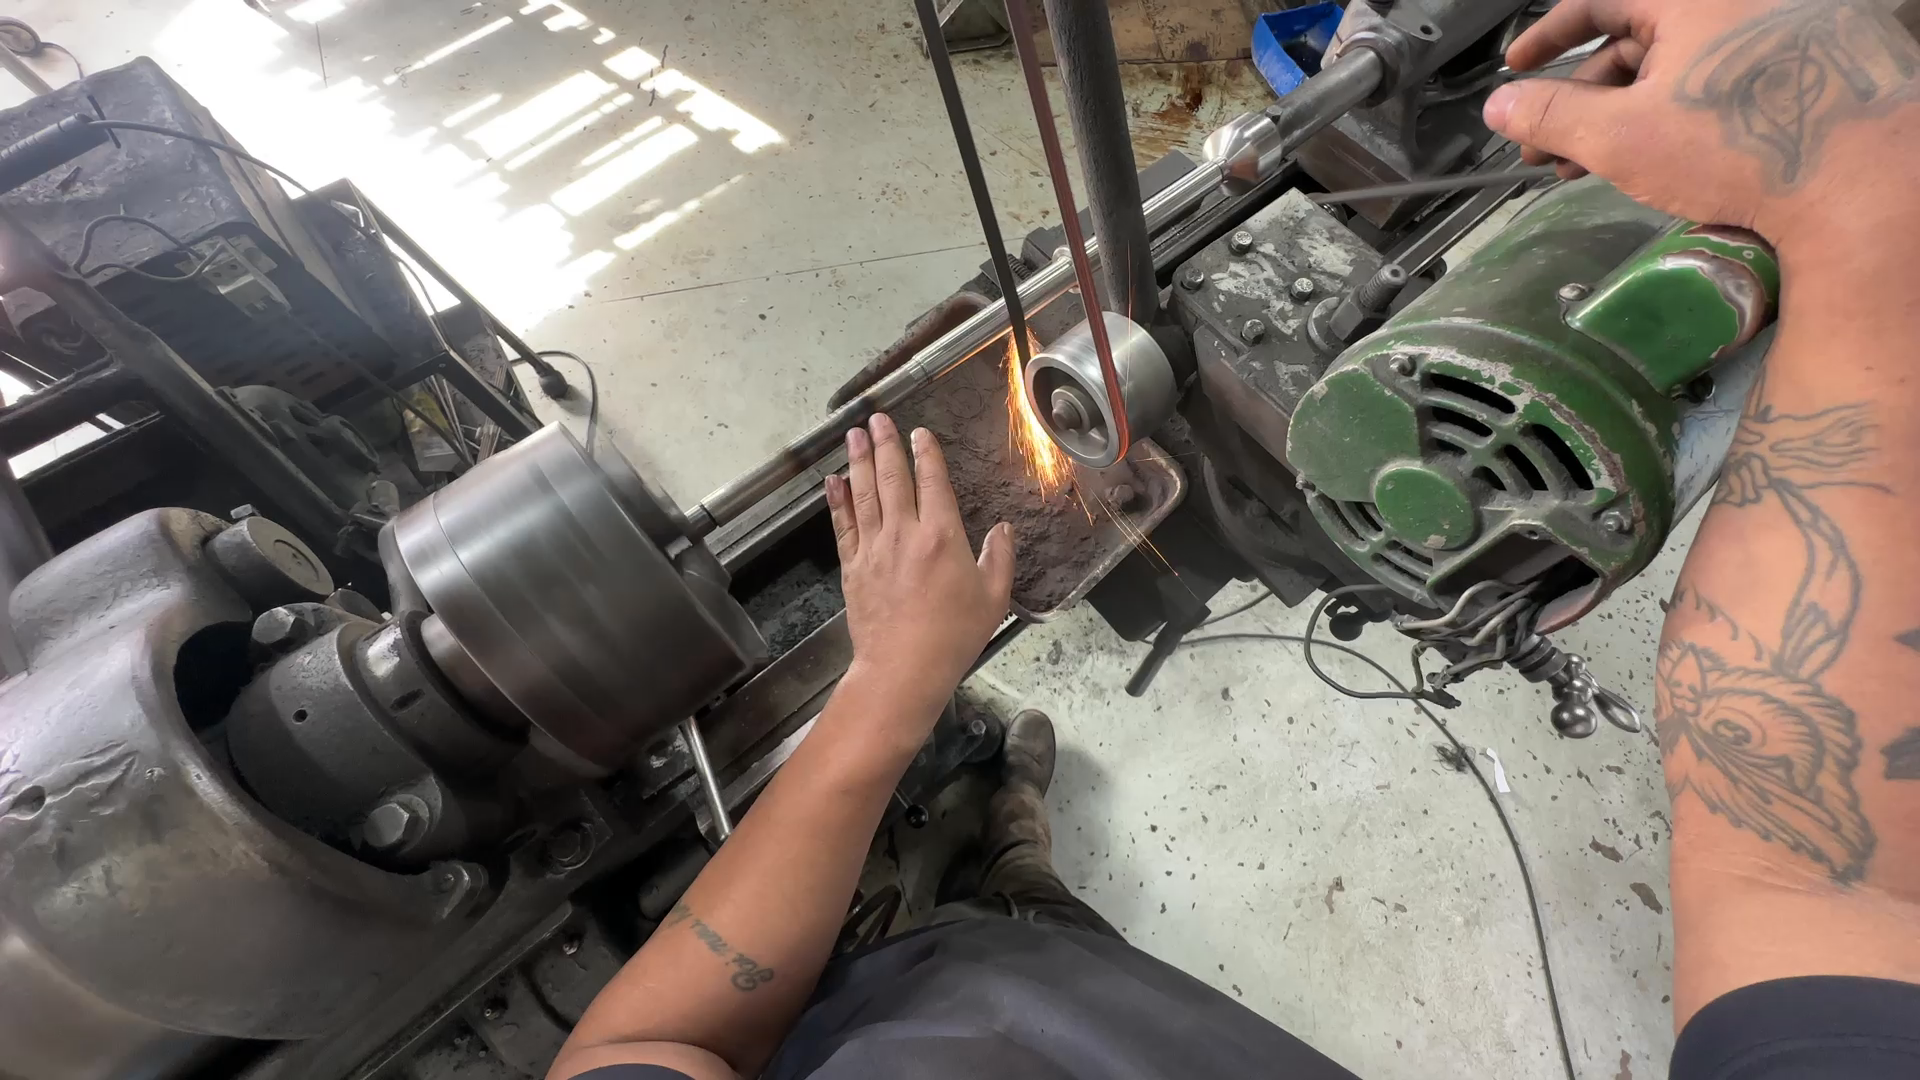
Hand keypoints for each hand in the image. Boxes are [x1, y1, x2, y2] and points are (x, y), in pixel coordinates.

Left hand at [825, 414, 1014, 732]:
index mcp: (941, 536)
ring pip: (864, 494)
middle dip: (885, 444)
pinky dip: (837, 501)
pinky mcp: (853, 567)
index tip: (919, 433)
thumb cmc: (953, 636)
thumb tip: (1003, 529)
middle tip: (878, 418)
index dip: (926, 453)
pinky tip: (833, 481)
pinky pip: (843, 525)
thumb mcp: (993, 598)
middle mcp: (904, 533)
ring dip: (858, 461)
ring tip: (854, 434)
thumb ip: (999, 558)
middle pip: (892, 478)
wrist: (903, 669)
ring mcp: (874, 549)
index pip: (932, 481)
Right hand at [1483, 0, 1919, 258]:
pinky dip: (1661, 114)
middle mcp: (1741, 2)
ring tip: (1577, 166)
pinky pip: (1709, 79)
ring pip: (1669, 66)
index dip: (1547, 33)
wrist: (1862, 177)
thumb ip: (1549, 115)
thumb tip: (1496, 103)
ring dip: (1611, 115)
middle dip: (1575, 96)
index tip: (1513, 66)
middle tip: (1539, 146)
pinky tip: (1637, 157)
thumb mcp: (1617, 135)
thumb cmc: (1734, 145)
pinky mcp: (1802, 65)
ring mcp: (1777, 31)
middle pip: (1633, 40)